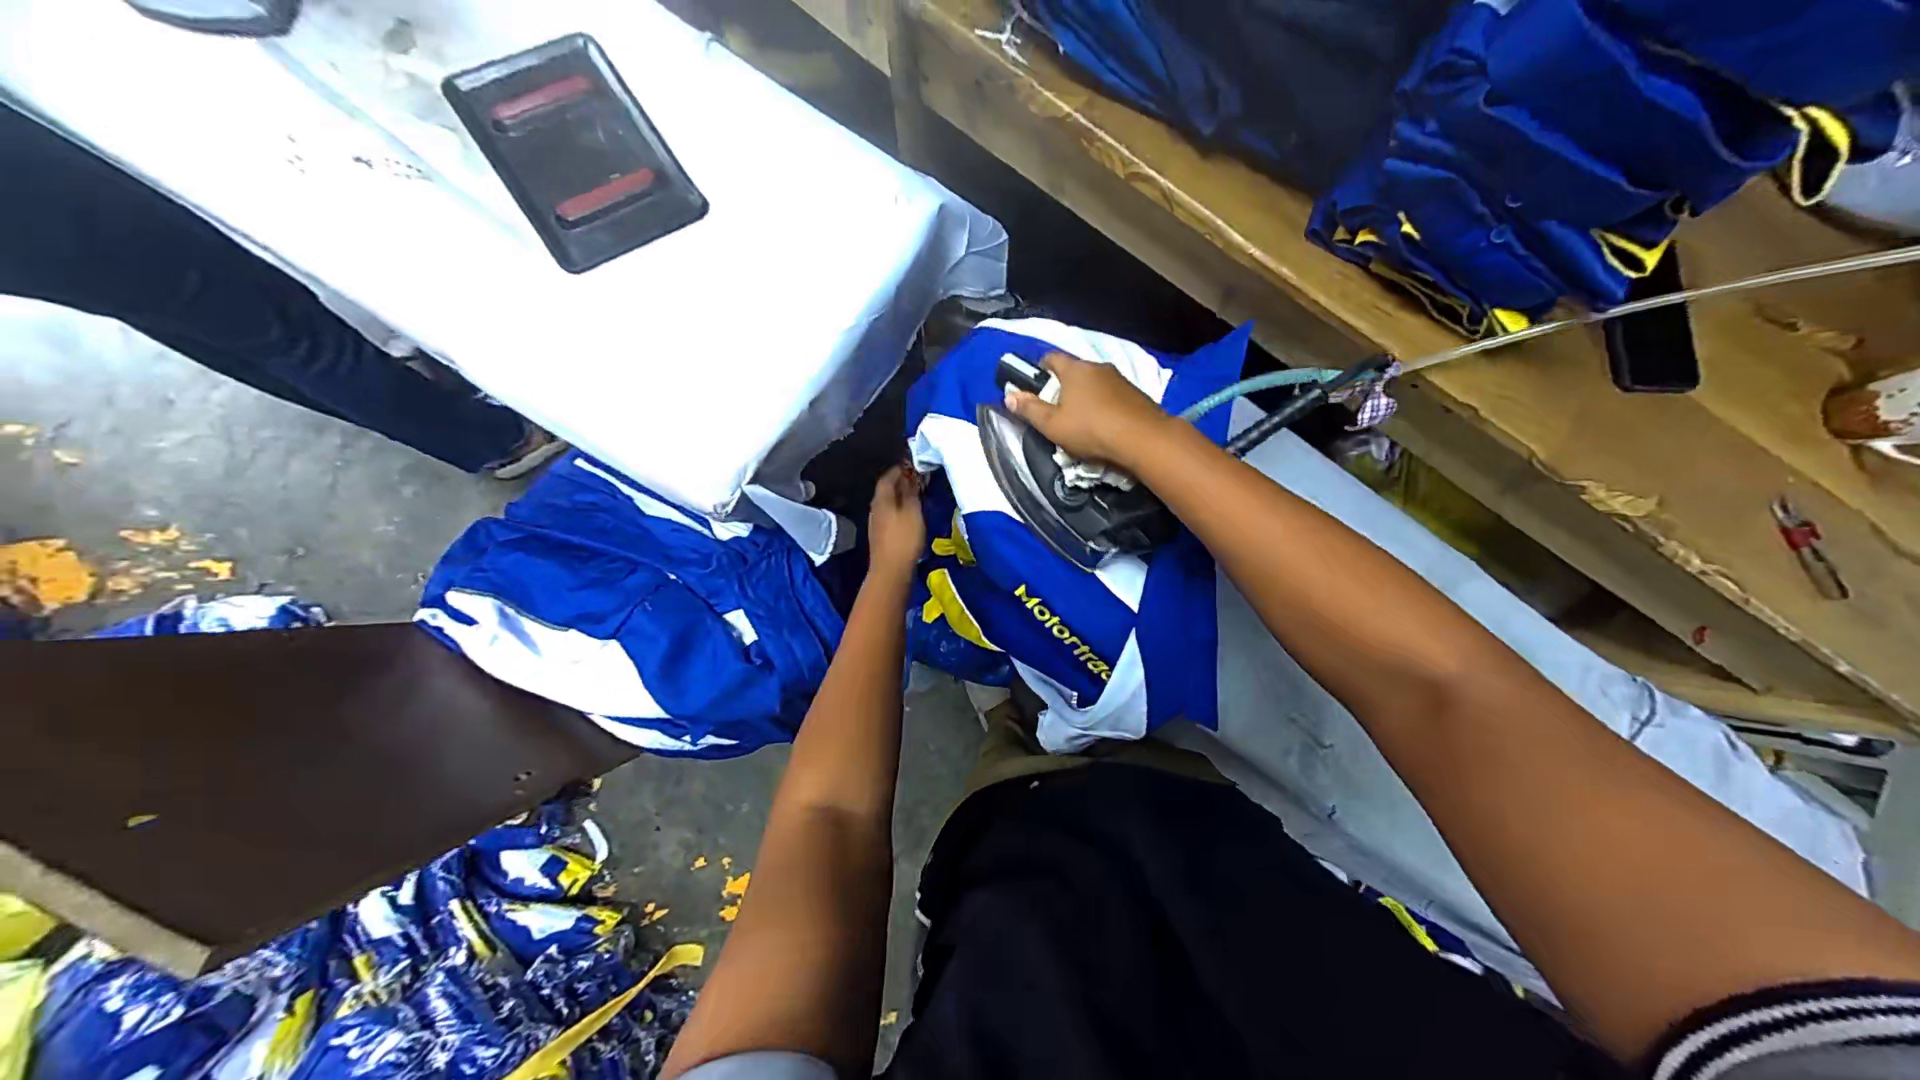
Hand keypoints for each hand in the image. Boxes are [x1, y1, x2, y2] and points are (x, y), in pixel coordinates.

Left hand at [866, 464, 924, 577]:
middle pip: (886, 489)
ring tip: (916, 494)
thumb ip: (912, 493)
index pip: (887, 477)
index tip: (912, 464)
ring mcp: (876, 523)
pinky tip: (910, 514)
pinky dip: (900, 509)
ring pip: (888, 502)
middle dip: (900, 482)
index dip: (899, 469)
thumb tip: (910, 476)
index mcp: (881, 499)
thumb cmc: (904, 539)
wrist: (891, 571)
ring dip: (900, 496)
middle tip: (917, 478)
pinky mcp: (880, 535)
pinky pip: (890, 514)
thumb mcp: (913, 512)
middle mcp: (875, 508)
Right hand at [1003, 351, 1174, 469]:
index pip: (1050, 357)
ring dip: (1085, 397)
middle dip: (1062, 386)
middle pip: (1073, 371)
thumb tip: (1009, 395)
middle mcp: (1097, 366)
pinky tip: (1103, 425)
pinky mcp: (1135, 394)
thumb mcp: (1052, 425)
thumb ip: (1029, 409)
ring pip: (1094, 383)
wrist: (1144, 439)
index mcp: (1074, 369)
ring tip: (1080, 421)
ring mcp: (1119, 379)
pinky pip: (1111, 395)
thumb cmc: (1091, 429)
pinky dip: (1104, 406)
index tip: (1035, 387)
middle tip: (1055, 410)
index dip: (1039, 370)